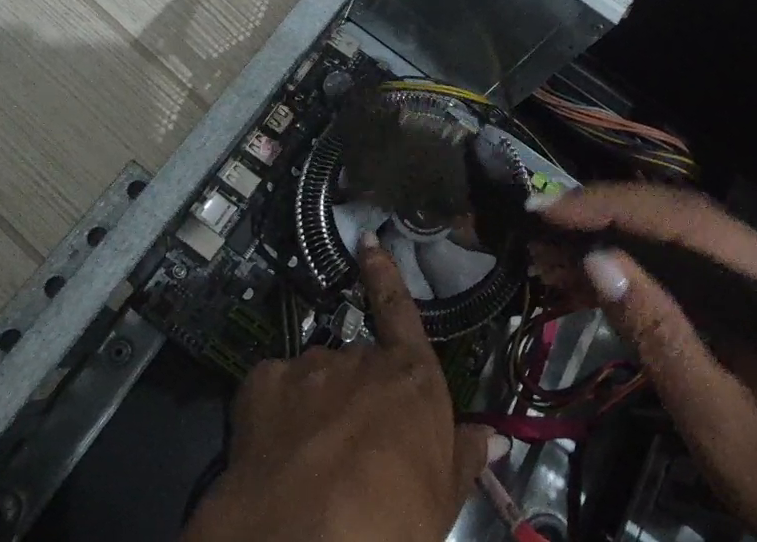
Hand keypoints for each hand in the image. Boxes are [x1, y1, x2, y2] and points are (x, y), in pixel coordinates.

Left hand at [180, 233, 496, 541]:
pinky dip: (275, 412)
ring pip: (314, 377)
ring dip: (315, 405)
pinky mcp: (262, 382)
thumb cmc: (395, 515)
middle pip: (357, 367)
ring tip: (310, 458)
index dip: (385, 277)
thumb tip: (494, 438)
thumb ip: (464, 456)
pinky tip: (275, 448)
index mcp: (410, 377)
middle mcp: (359, 359)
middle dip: (354, 396)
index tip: (368, 242)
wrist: (309, 532)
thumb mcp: (445, 496)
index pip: (399, 312)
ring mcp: (308, 365)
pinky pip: (272, 390)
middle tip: (350, 448)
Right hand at [539, 184, 756, 541]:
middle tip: (538, 233)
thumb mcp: (714, 417)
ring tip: (552, 259)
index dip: (609, 208)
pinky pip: (695, 272)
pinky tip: (595, 282)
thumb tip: (596, 258)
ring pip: (683, 243)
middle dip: (604, 222)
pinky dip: (642, 273)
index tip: (546, 213)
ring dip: (617, 246)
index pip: (686, 221)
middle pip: (682, 221)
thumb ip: (658, 333)